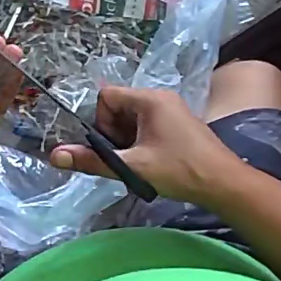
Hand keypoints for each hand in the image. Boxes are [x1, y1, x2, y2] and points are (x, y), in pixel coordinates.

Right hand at [51, 86, 251, 208]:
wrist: (225, 184)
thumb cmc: (179, 170)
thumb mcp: (133, 167)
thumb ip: (93, 161)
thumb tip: (55, 155)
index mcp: (149, 99)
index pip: (106, 96)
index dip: (101, 121)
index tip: (113, 146)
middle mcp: (161, 97)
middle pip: (119, 106)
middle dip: (115, 132)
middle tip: (127, 157)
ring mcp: (172, 109)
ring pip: (133, 118)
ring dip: (128, 139)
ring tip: (140, 162)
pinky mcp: (179, 123)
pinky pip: (148, 124)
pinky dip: (142, 141)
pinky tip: (152, 162)